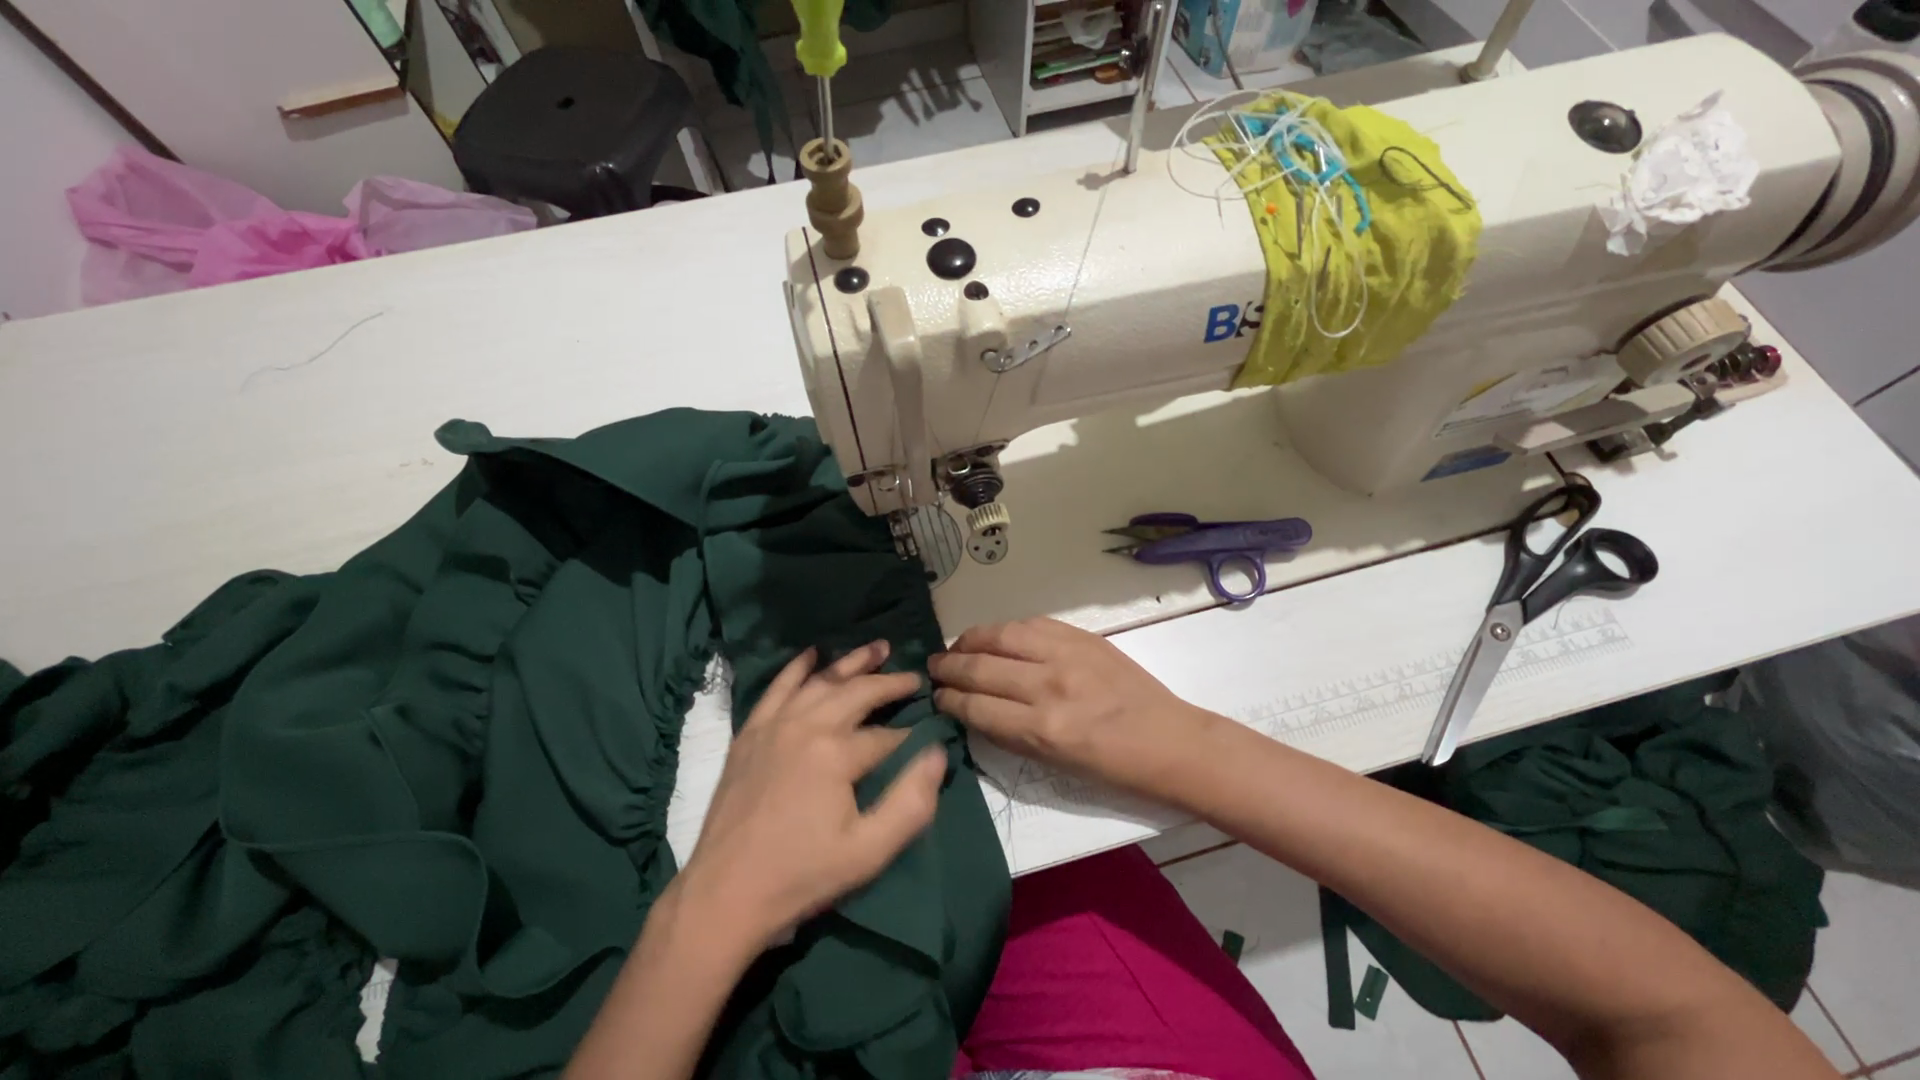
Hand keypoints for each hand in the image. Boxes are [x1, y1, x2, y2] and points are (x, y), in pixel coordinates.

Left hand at [678, 641, 945, 951]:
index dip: (911, 732)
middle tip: (914, 677)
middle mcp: (805, 726)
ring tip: (877, 648)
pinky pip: (776, 689)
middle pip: (855, 693)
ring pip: (819, 682)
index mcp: (836, 753)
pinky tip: (811, 655)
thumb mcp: (869, 851)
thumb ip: (911, 802)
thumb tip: (937, 753)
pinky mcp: (749, 736)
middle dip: (888, 683)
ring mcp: (772, 727)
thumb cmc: (803, 875)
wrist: (725, 893)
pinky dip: (796, 668)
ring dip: (850, 663)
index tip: (930, 731)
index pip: (886, 734)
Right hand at [928, 617, 1223, 803]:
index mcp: (1041, 730)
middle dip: (949, 667)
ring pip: (1001, 636)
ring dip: (970, 640)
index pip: (976, 706)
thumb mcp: (1053, 763)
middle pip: (980, 668)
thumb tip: (974, 709)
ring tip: (957, 647)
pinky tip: (996, 636)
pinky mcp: (1083, 637)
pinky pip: (1032, 623)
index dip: (948, 698)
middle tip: (932, 668)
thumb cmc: (1111, 768)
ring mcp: (1066, 656)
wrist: (1168, 741)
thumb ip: (1011, 734)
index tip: (935, 695)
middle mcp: (1048, 687)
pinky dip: (1007, 629)